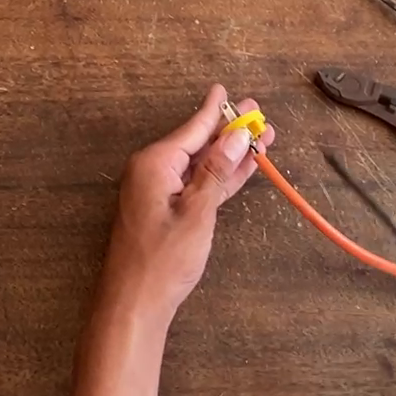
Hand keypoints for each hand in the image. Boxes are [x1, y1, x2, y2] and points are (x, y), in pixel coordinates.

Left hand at [97, 84, 275, 322]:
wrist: (134, 304)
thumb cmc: (163, 259)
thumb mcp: (198, 212)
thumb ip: (218, 172)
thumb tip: (236, 135)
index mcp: (155, 163)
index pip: (193, 129)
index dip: (216, 111)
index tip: (226, 90)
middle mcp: (153, 171)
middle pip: (198, 143)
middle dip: (229, 130)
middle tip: (258, 114)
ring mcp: (159, 191)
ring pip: (200, 164)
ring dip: (229, 154)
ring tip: (261, 138)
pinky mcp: (166, 210)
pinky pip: (196, 184)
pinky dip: (219, 177)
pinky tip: (243, 168)